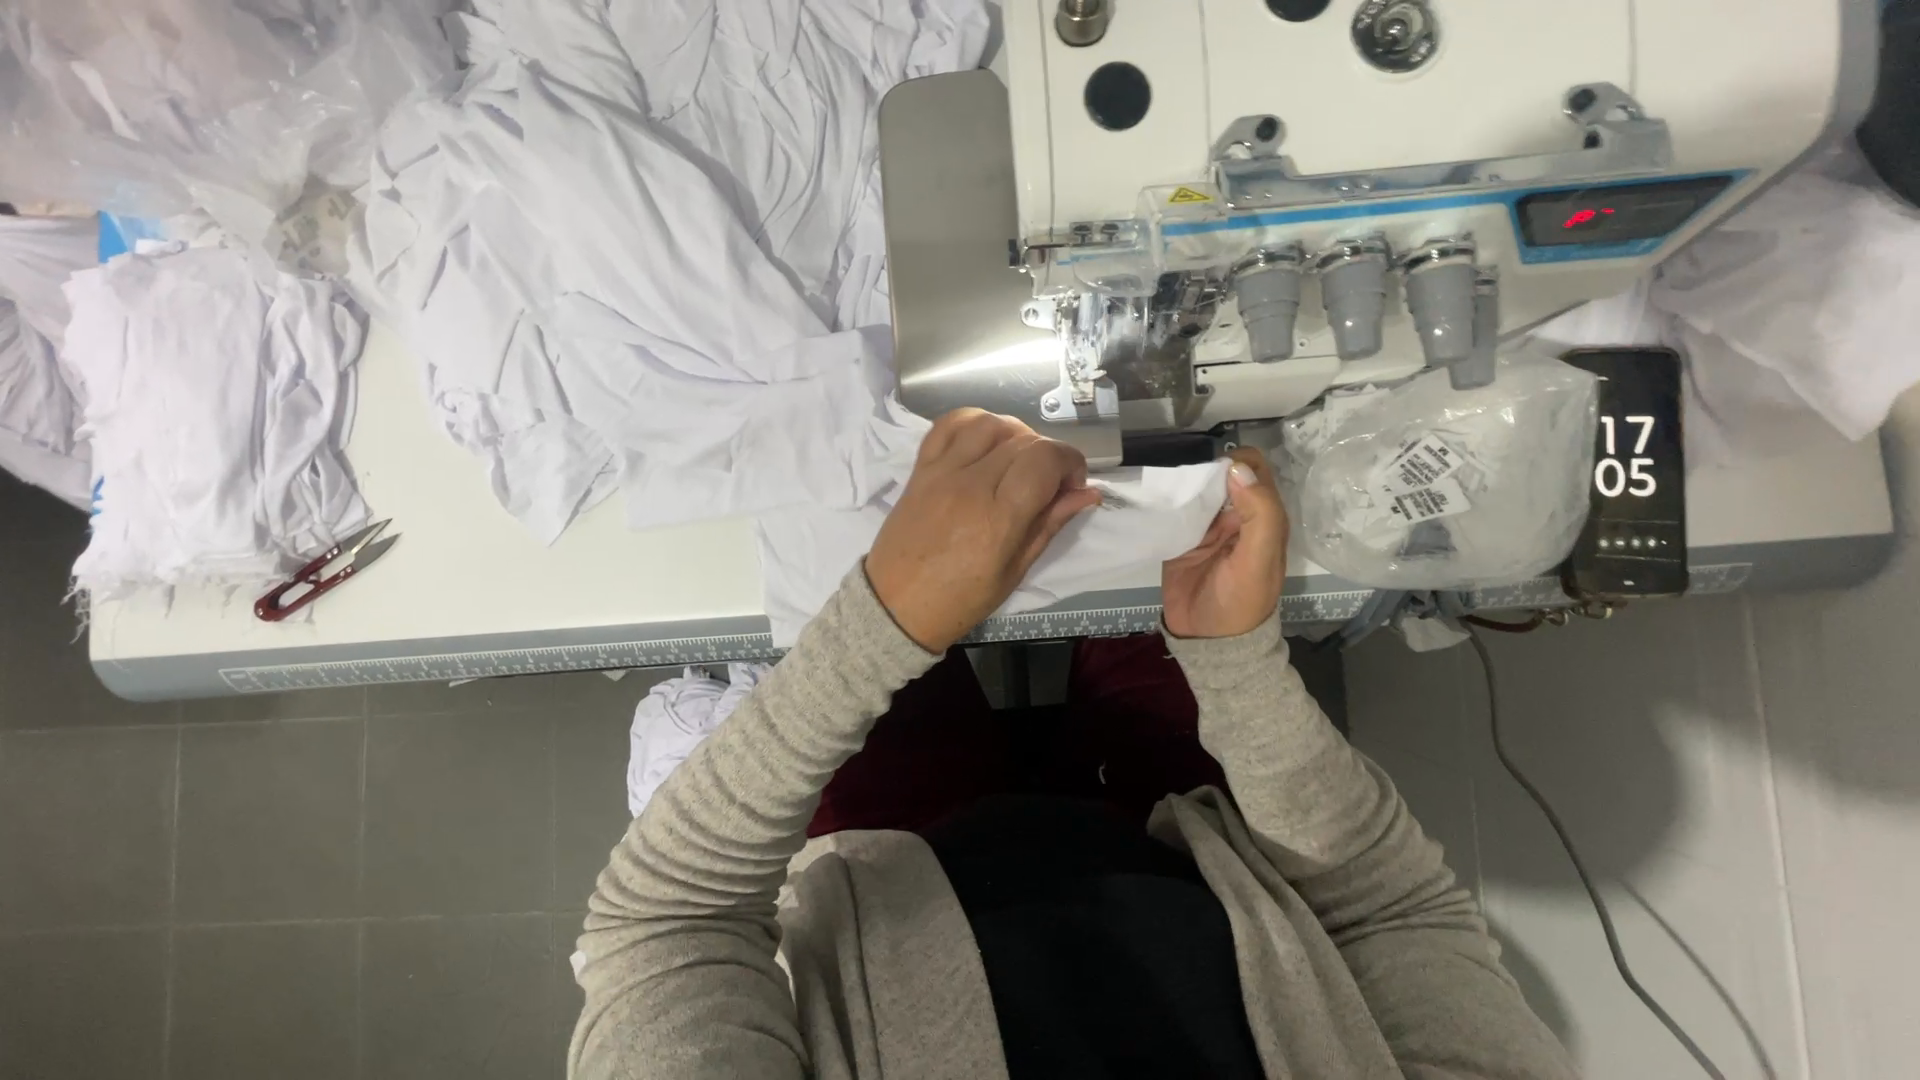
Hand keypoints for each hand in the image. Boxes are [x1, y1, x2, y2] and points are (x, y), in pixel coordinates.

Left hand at [866, 409, 1103, 651]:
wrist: (896, 606)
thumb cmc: (960, 599)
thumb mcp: (1015, 570)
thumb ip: (1050, 524)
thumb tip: (1088, 493)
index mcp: (998, 518)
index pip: (1046, 459)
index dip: (1071, 462)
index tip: (1072, 484)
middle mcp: (970, 485)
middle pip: (1023, 440)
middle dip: (1049, 454)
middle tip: (1049, 483)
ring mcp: (941, 472)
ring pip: (989, 424)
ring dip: (1015, 434)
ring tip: (1018, 460)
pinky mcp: (920, 469)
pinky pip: (948, 425)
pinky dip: (974, 422)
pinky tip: (986, 442)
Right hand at [1162, 448, 1287, 638]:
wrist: (1207, 640)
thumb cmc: (1241, 601)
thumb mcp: (1259, 560)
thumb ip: (1259, 514)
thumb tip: (1236, 468)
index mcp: (1262, 516)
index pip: (1253, 470)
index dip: (1235, 462)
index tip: (1210, 471)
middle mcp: (1234, 514)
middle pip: (1220, 474)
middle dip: (1202, 468)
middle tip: (1179, 480)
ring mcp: (1205, 525)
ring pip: (1194, 488)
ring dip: (1179, 482)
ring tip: (1159, 485)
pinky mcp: (1178, 536)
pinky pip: (1171, 510)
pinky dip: (1162, 501)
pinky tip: (1148, 499)